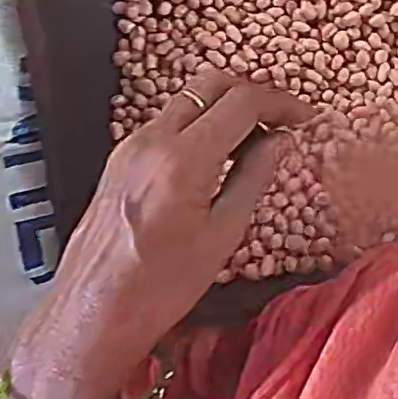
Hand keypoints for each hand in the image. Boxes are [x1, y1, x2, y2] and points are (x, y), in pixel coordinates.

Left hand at [7, 70, 312, 398]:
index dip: (282, 102)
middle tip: (281, 120)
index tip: (305, 116)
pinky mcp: (120, 157)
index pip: (243, 101)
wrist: (91, 315)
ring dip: (226, 107)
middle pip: (213, 83)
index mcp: (183, 159)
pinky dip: (201, 124)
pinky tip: (218, 157)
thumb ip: (255, 176)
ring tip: (255, 142)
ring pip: (189, 98)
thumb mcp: (223, 234)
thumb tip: (281, 139)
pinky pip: (169, 121)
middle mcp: (151, 139)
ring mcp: (131, 145)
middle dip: (254, 93)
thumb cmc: (163, 287)